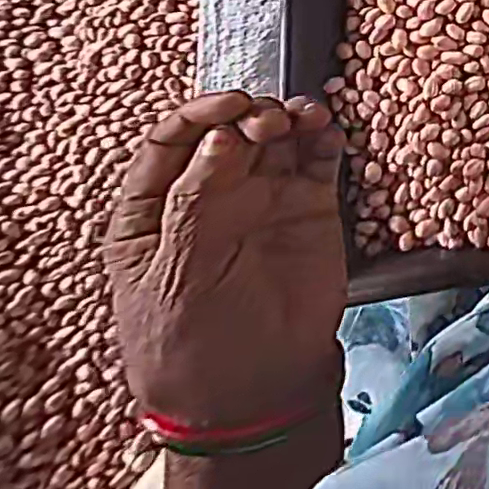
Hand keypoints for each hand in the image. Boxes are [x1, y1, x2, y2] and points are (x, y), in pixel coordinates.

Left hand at [104, 92, 346, 429]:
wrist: (263, 383)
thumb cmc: (196, 342)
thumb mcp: (177, 280)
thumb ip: (196, 206)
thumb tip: (221, 137)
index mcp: (158, 210)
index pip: (171, 142)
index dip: (200, 114)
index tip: (232, 105)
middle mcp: (214, 191)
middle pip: (232, 130)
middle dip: (252, 114)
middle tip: (271, 123)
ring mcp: (265, 195)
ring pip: (279, 135)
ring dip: (294, 116)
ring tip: (308, 117)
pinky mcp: (310, 202)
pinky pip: (320, 158)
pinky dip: (326, 138)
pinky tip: (329, 134)